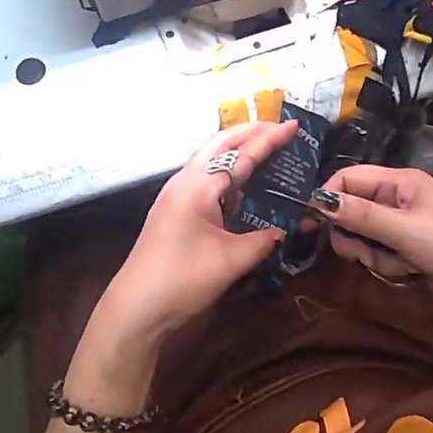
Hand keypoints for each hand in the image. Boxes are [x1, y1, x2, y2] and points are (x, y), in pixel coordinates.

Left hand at [83, 120, 298, 353]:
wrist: (138, 307)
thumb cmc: (183, 279)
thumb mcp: (232, 260)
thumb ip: (263, 240)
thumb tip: (284, 230)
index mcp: (198, 186)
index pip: (239, 153)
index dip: (268, 138)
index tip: (293, 125)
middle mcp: (184, 183)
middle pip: (219, 146)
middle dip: (249, 134)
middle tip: (280, 130)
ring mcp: (176, 196)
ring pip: (210, 162)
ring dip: (236, 151)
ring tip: (266, 148)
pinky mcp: (174, 212)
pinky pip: (205, 181)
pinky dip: (227, 174)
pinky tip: (243, 184)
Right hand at [311, 164, 432, 314]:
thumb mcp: (403, 229)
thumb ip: (359, 215)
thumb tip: (318, 201)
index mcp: (399, 181)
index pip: (348, 178)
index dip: (328, 197)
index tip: (310, 222)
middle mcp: (396, 199)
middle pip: (350, 209)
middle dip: (352, 233)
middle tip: (360, 252)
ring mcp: (400, 226)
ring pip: (360, 235)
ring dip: (370, 253)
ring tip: (396, 264)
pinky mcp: (404, 250)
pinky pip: (376, 253)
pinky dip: (385, 265)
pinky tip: (408, 272)